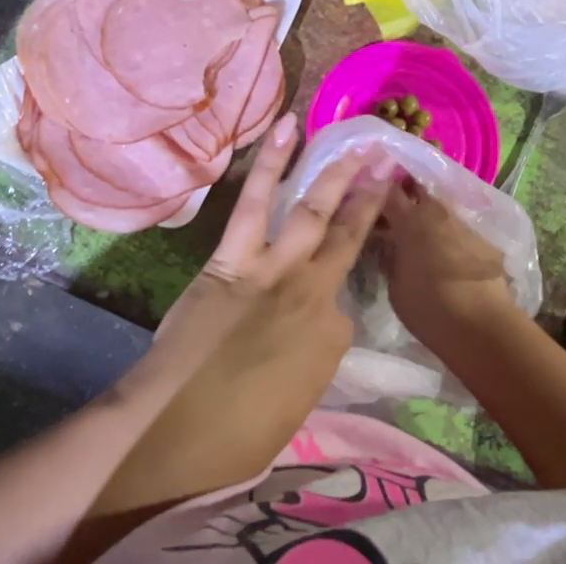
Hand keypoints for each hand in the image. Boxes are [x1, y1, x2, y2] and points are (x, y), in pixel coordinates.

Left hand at [86, 115, 393, 520]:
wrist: (176, 430)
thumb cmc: (237, 435)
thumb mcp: (295, 403)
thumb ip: (309, 358)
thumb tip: (306, 334)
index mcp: (333, 338)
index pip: (344, 307)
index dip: (335, 302)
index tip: (325, 304)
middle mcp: (316, 293)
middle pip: (351, 238)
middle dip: (372, 198)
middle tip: (389, 161)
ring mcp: (277, 269)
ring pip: (315, 210)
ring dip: (339, 173)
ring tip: (360, 142)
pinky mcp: (236, 255)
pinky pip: (256, 201)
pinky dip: (272, 162)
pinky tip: (287, 130)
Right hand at [377, 179, 515, 350]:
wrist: (482, 324)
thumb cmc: (429, 306)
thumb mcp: (395, 285)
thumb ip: (390, 256)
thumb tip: (390, 244)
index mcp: (410, 220)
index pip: (388, 191)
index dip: (376, 193)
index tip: (367, 202)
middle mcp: (437, 212)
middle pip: (417, 192)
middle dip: (404, 200)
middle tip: (391, 219)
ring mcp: (463, 223)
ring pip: (438, 211)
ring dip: (426, 219)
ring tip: (417, 241)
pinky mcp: (483, 238)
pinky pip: (456, 229)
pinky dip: (446, 236)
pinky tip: (444, 256)